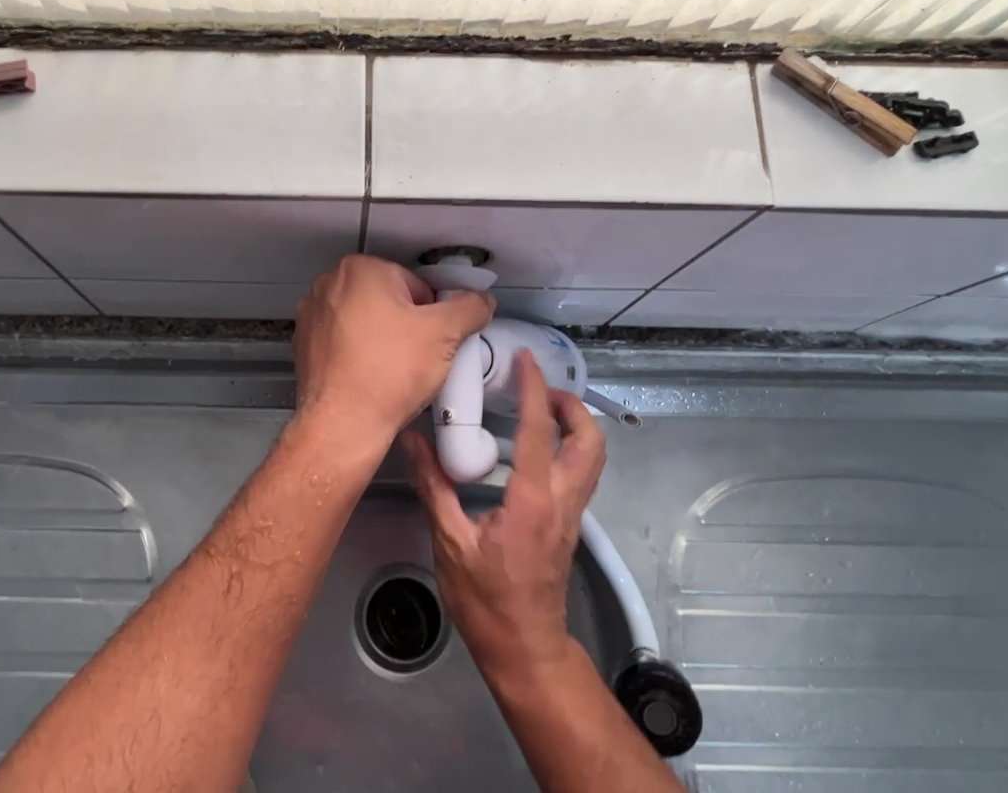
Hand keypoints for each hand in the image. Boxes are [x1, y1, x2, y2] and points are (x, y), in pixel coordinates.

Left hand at [293, 254, 494, 439]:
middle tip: (415, 356)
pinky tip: (372, 377)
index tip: (433, 337)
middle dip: (406, 325)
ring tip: (393, 369)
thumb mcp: (445, 335)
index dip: (432, 314)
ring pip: (365, 321)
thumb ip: (470, 308)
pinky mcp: (305, 345)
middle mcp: (330, 285)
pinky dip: (359, 355)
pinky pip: (344, 342)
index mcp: (360, 270)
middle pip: (388, 300)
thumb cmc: (383, 378)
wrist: (342, 425)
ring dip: (382, 340)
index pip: (415, 283)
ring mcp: (313, 316)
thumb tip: (479, 302)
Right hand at [403, 351, 607, 677]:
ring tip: (536, 409)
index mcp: (533, 501)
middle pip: (591, 441)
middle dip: (572, 405)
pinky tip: (533, 448)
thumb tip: (414, 440)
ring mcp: (572, 514)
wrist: (524, 647)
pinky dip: (566, 447)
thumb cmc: (485, 600)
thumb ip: (434, 486)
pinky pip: (580, 473)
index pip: (541, 432)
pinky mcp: (569, 524)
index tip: (525, 361)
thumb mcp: (449, 542)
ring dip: (574, 425)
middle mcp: (563, 502)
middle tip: (537, 388)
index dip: (535, 390)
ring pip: (593, 458)